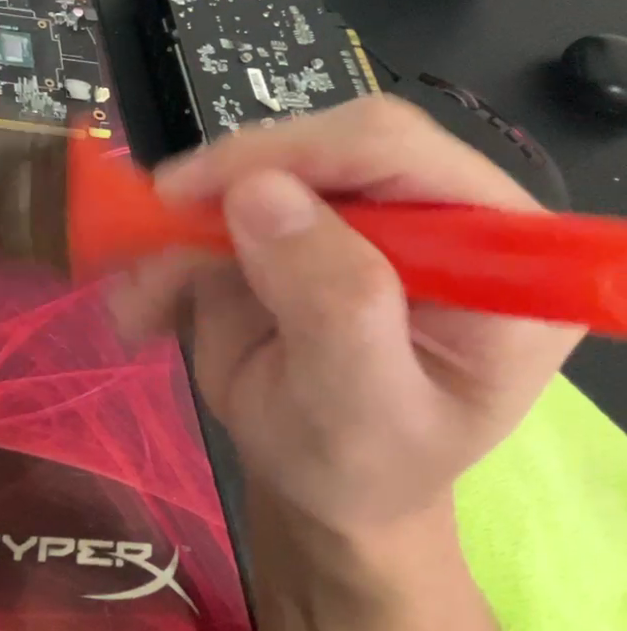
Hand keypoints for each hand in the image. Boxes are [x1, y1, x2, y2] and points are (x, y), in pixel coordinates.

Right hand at [113, 96, 582, 534]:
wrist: (314, 483)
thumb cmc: (360, 462)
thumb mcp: (358, 403)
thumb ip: (332, 302)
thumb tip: (259, 192)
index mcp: (489, 254)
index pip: (393, 150)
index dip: (288, 153)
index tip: (192, 192)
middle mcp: (422, 219)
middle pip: (314, 147)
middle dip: (220, 186)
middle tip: (153, 227)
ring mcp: (344, 221)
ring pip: (242, 176)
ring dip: (173, 232)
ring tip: (141, 304)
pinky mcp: (278, 230)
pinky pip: (203, 213)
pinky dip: (159, 253)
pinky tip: (145, 307)